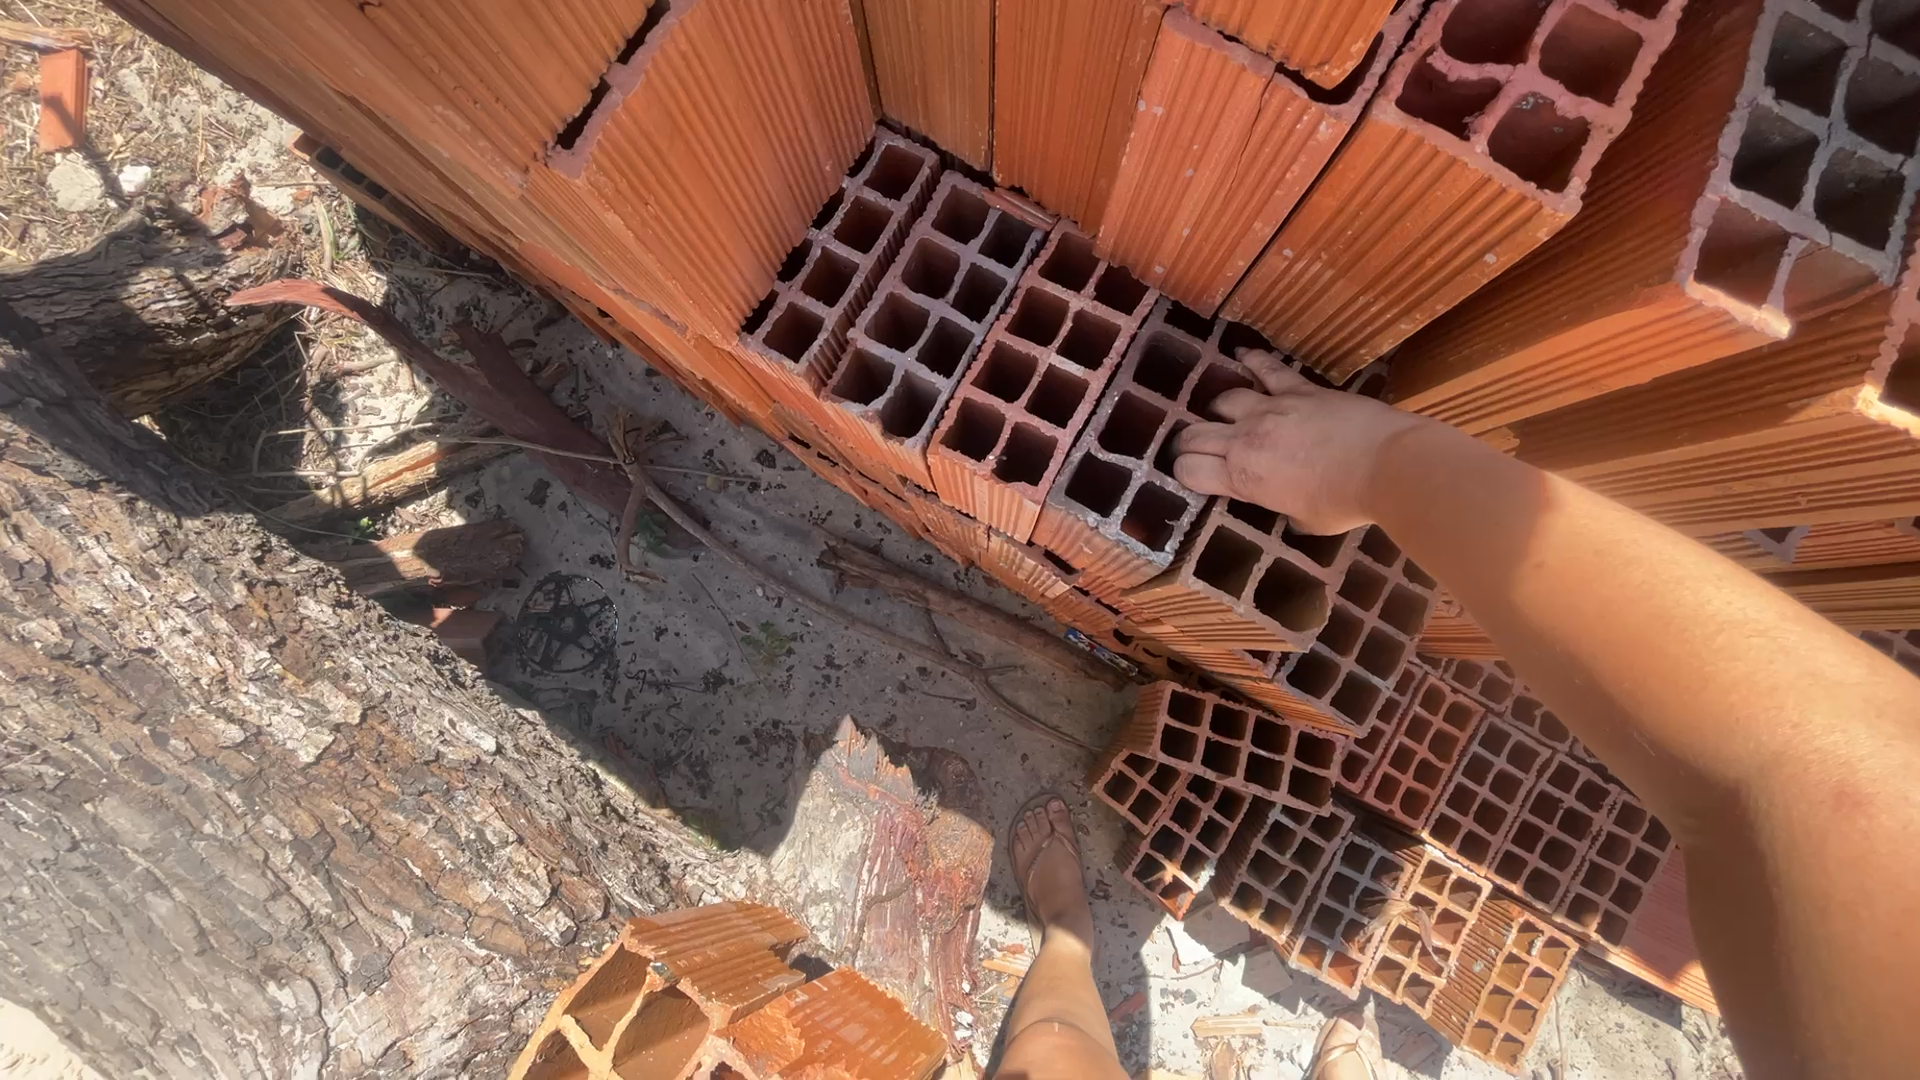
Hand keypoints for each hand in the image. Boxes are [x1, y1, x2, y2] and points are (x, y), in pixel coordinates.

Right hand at [1171, 351, 1430, 533]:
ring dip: (1217, 408)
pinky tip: (1242, 353)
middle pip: (1195, 434)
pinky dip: (1253, 360)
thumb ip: (1286, 512)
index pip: (1188, 470)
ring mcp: (1270, 410)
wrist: (1387, 466)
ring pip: (1223, 400)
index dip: (1184, 472)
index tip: (1191, 475)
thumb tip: (1290, 511)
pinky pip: (1267, 369)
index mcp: (1242, 479)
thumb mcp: (1306, 522)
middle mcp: (1245, 441)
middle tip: (1194, 446)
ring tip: (1220, 412)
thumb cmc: (1346, 502)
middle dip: (1188, 442)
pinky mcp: (1298, 390)